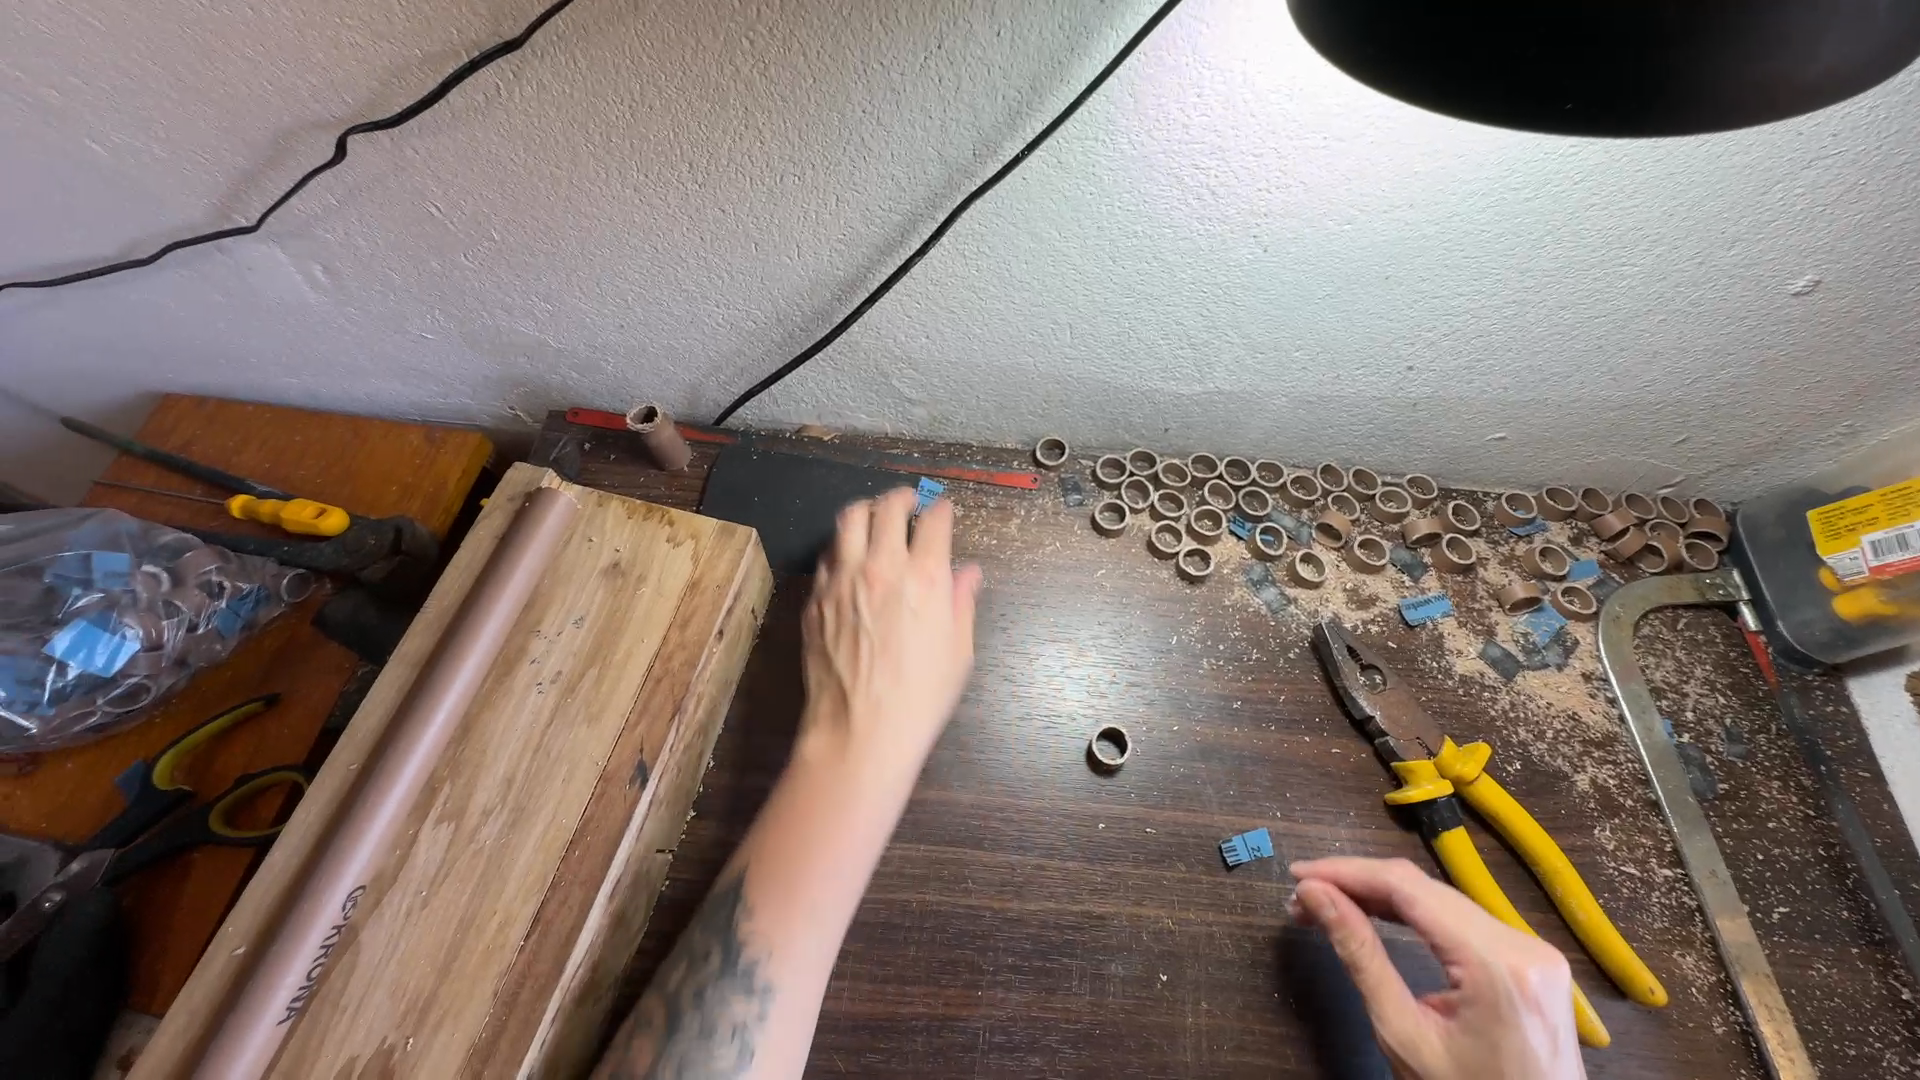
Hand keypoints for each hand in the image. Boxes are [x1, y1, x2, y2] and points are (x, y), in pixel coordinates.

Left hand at [798, 488, 982, 785]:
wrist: (860, 731)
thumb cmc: (921, 697)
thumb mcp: (958, 651)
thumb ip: (962, 602)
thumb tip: (968, 572)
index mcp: (926, 577)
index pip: (934, 520)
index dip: (942, 509)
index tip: (943, 510)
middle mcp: (882, 566)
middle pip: (888, 507)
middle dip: (903, 497)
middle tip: (909, 501)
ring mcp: (842, 579)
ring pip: (849, 519)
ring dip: (868, 510)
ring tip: (875, 515)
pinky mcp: (816, 597)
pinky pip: (828, 554)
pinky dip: (843, 545)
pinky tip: (850, 556)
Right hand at [1289, 857, 1585, 1079]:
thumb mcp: (1403, 1033)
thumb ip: (1359, 955)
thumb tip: (1312, 894)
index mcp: (1497, 964)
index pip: (1407, 888)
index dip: (1346, 872)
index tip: (1298, 875)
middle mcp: (1522, 944)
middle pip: (1422, 886)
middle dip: (1356, 883)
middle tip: (1303, 896)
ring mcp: (1531, 949)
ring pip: (1437, 896)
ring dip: (1378, 894)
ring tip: (1327, 902)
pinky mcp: (1528, 957)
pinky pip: (1457, 915)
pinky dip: (1409, 910)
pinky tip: (1373, 911)